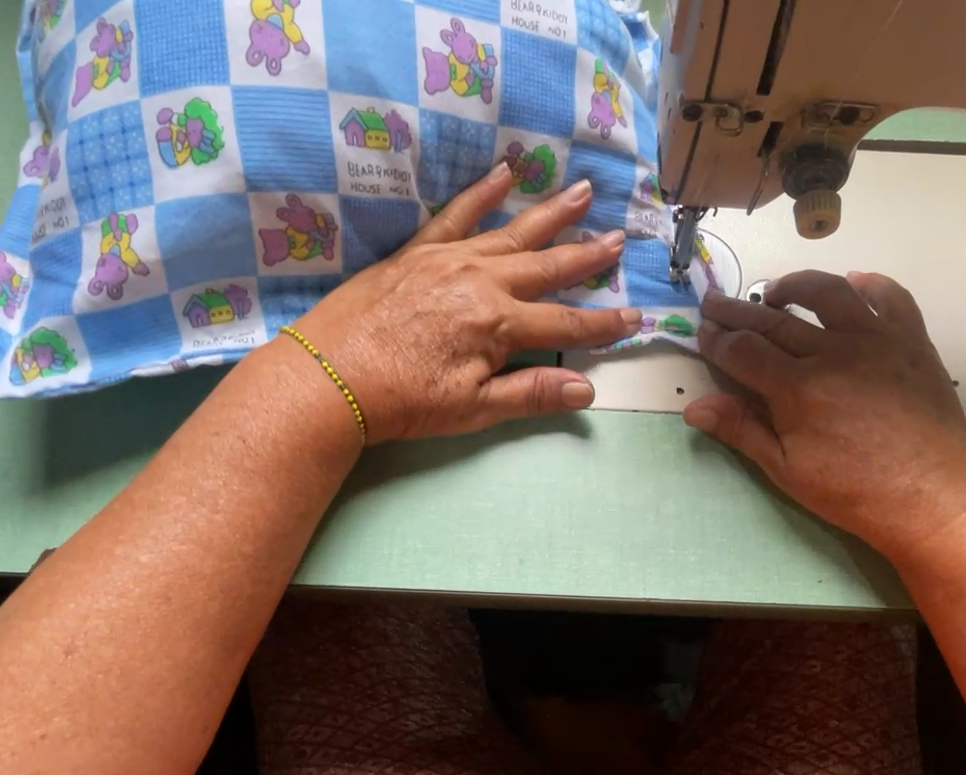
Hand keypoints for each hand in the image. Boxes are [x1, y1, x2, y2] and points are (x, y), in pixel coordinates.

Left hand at [287, 164, 640, 442]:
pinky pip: (456, 215)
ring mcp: (450, 260)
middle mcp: (482, 282)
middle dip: (587, 256)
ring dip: (550, 213)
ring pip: (511, 232)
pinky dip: (481, 193)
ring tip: (581, 191)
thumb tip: (587, 389)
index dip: (604, 325)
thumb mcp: (473, 410)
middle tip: (619, 239)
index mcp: (499, 325)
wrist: (329, 378)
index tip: (635, 318)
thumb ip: (531, 395)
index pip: (566, 325)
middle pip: (547, 267)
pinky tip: (504, 173)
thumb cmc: (403, 401)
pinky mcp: (419, 253)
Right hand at [683, 271, 965, 554]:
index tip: (703, 333)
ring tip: (777, 292)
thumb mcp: (787, 470)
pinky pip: (890, 297)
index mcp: (798, 388)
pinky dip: (869, 285)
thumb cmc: (853, 492)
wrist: (932, 495)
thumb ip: (742, 431)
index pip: (744, 351)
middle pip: (775, 321)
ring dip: (797, 286)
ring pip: (829, 294)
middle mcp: (834, 352)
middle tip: (717, 302)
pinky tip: (855, 283)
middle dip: (739, 311)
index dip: (718, 341)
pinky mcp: (911, 340)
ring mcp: (876, 341)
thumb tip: (695, 408)